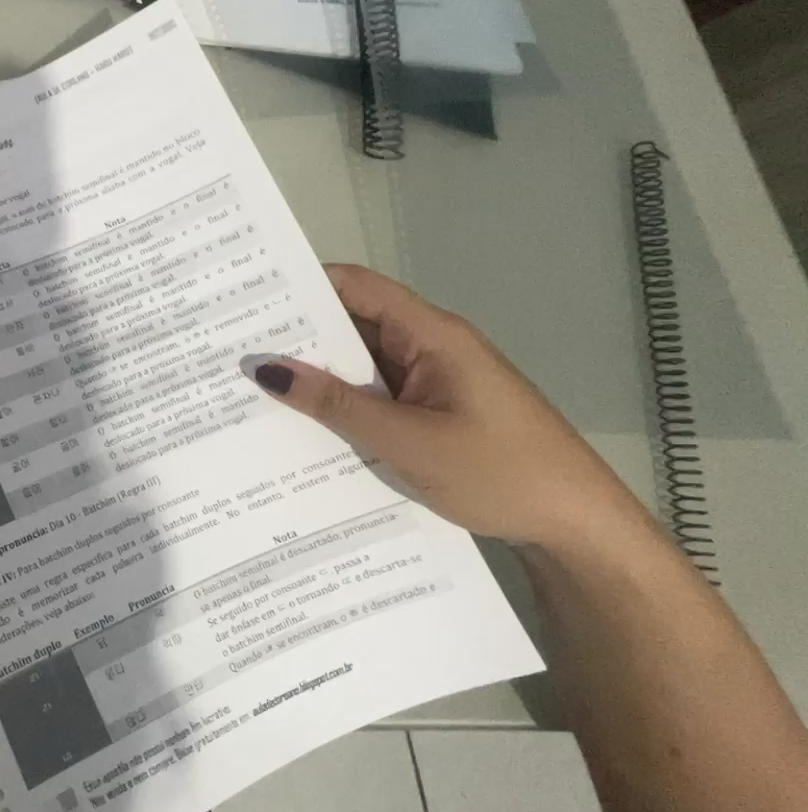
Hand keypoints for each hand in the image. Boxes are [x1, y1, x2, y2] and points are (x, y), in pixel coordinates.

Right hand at [243, 265, 646, 549]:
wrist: (579, 528)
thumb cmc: (500, 473)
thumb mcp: (406, 440)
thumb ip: (334, 404)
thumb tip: (267, 369)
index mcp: (431, 336)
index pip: (356, 288)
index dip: (302, 284)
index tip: (246, 295)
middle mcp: (429, 348)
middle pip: (351, 323)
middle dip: (294, 331)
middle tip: (231, 344)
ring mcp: (430, 380)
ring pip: (358, 362)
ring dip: (313, 371)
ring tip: (250, 381)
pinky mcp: (431, 410)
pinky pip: (373, 393)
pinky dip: (337, 400)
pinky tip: (297, 418)